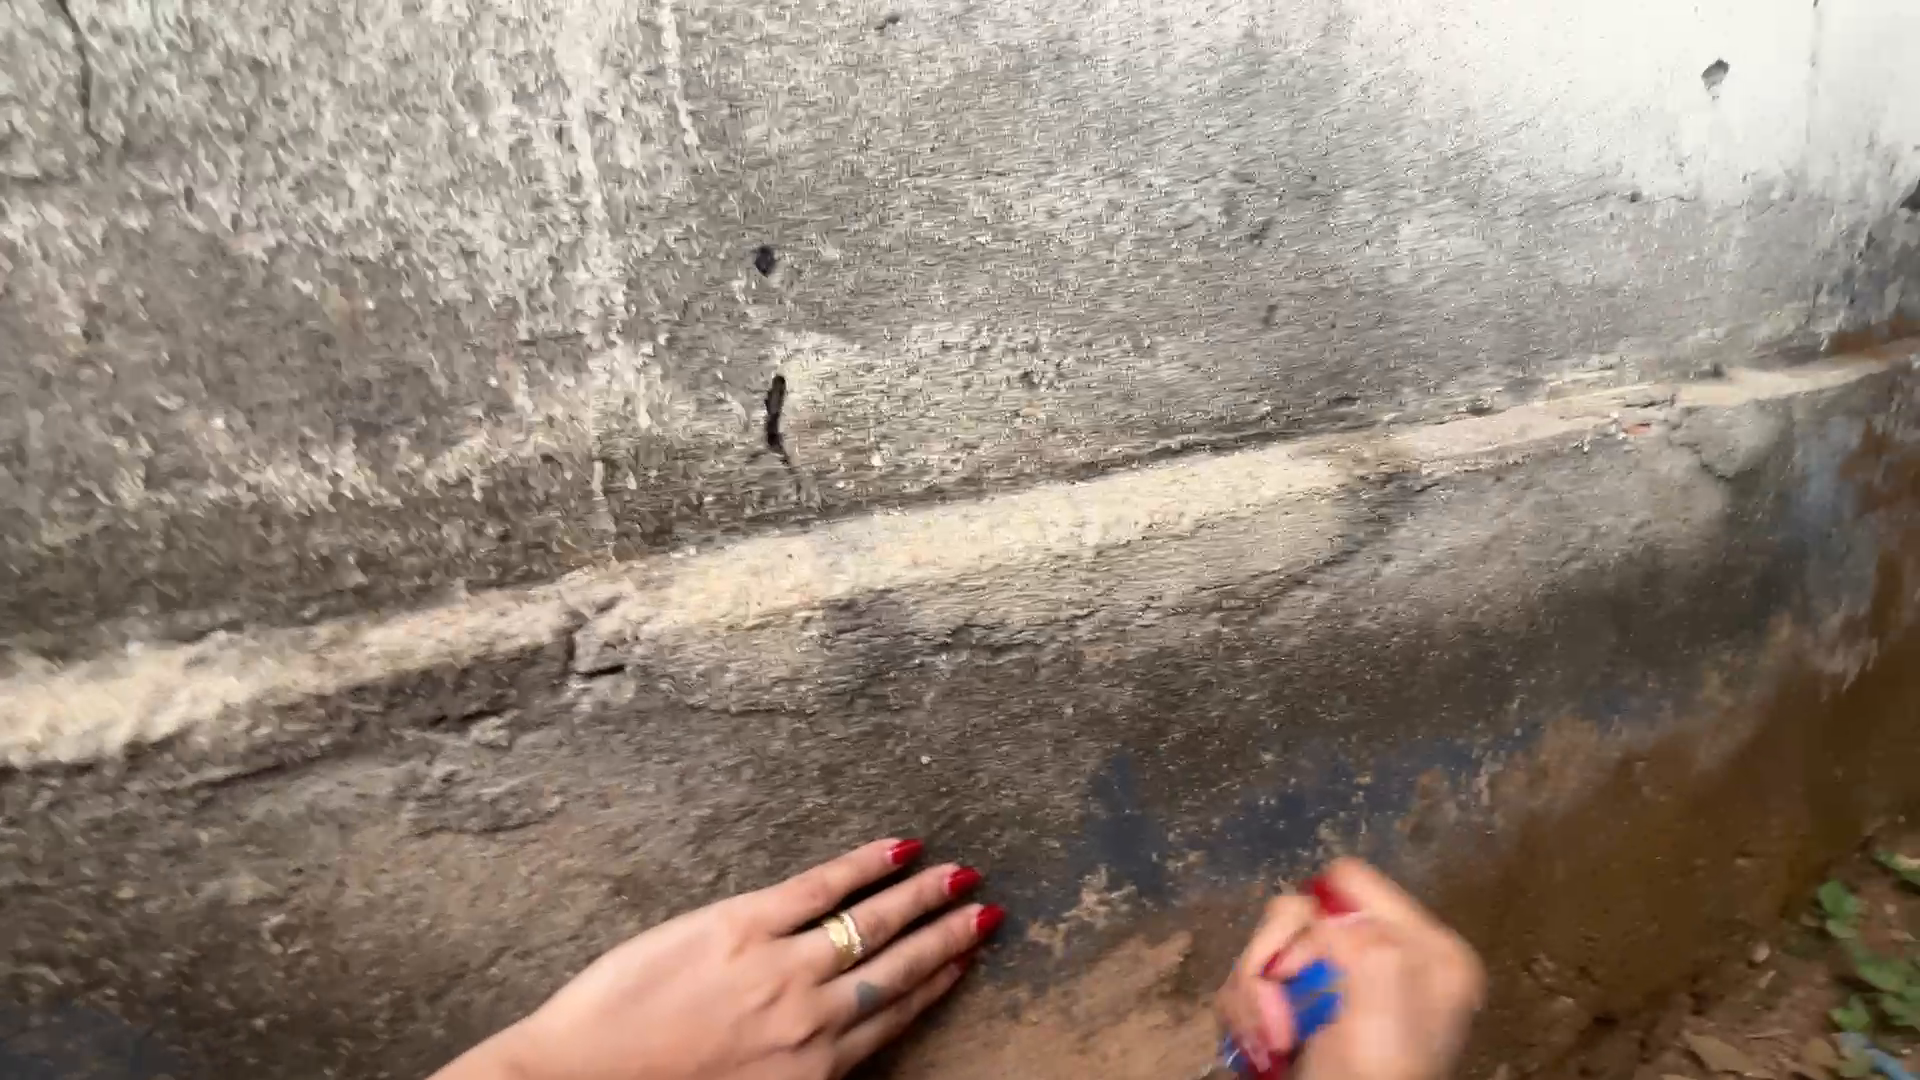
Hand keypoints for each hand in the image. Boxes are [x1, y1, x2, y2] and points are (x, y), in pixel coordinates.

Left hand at [434, 838, 1003, 1079]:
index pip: (894, 1013)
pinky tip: (899, 847)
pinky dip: (866, 865)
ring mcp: (783, 967)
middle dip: (950, 937)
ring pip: (874, 923)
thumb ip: (798, 1067)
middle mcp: (812, 1020)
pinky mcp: (746, 924)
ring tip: (961, 875)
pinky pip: (823, 887)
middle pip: (900, 968)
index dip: (938, 982)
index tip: (968, 957)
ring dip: (924, 897)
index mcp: (811, 1070)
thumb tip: (843, 1030)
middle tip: (988, 909)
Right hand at [1216, 859, 1483, 1079]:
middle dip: (1269, 963)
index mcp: (1426, 950)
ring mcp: (1344, 974)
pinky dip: (1243, 1006)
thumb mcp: (1382, 1027)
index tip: (1304, 972)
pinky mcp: (1308, 996)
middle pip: (1297, 912)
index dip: (1312, 920)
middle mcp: (1388, 953)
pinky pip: (1252, 972)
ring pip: (1267, 944)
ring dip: (1250, 992)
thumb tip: (1331, 916)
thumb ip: (1372, 955)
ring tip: (1264, 1042)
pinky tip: (1259, 1044)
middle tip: (1276, 1021)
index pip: (1347, 882)